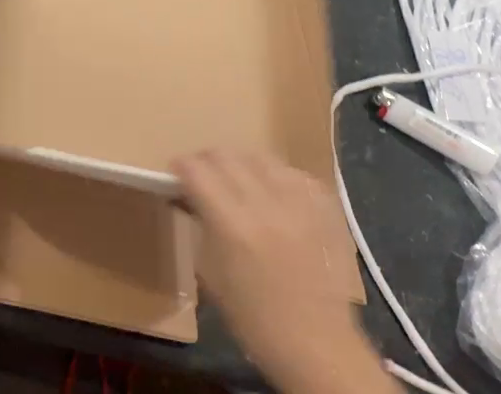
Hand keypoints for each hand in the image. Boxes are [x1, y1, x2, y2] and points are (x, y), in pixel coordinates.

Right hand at [173, 150, 393, 393]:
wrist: (317, 346)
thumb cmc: (253, 317)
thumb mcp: (210, 271)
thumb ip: (200, 224)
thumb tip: (187, 197)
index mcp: (232, 224)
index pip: (196, 169)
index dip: (180, 167)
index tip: (175, 176)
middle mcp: (266, 205)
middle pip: (226, 156)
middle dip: (206, 161)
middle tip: (201, 178)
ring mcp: (300, 207)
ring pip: (261, 158)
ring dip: (241, 164)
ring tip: (237, 182)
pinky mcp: (325, 213)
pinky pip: (296, 175)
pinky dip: (278, 176)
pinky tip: (273, 192)